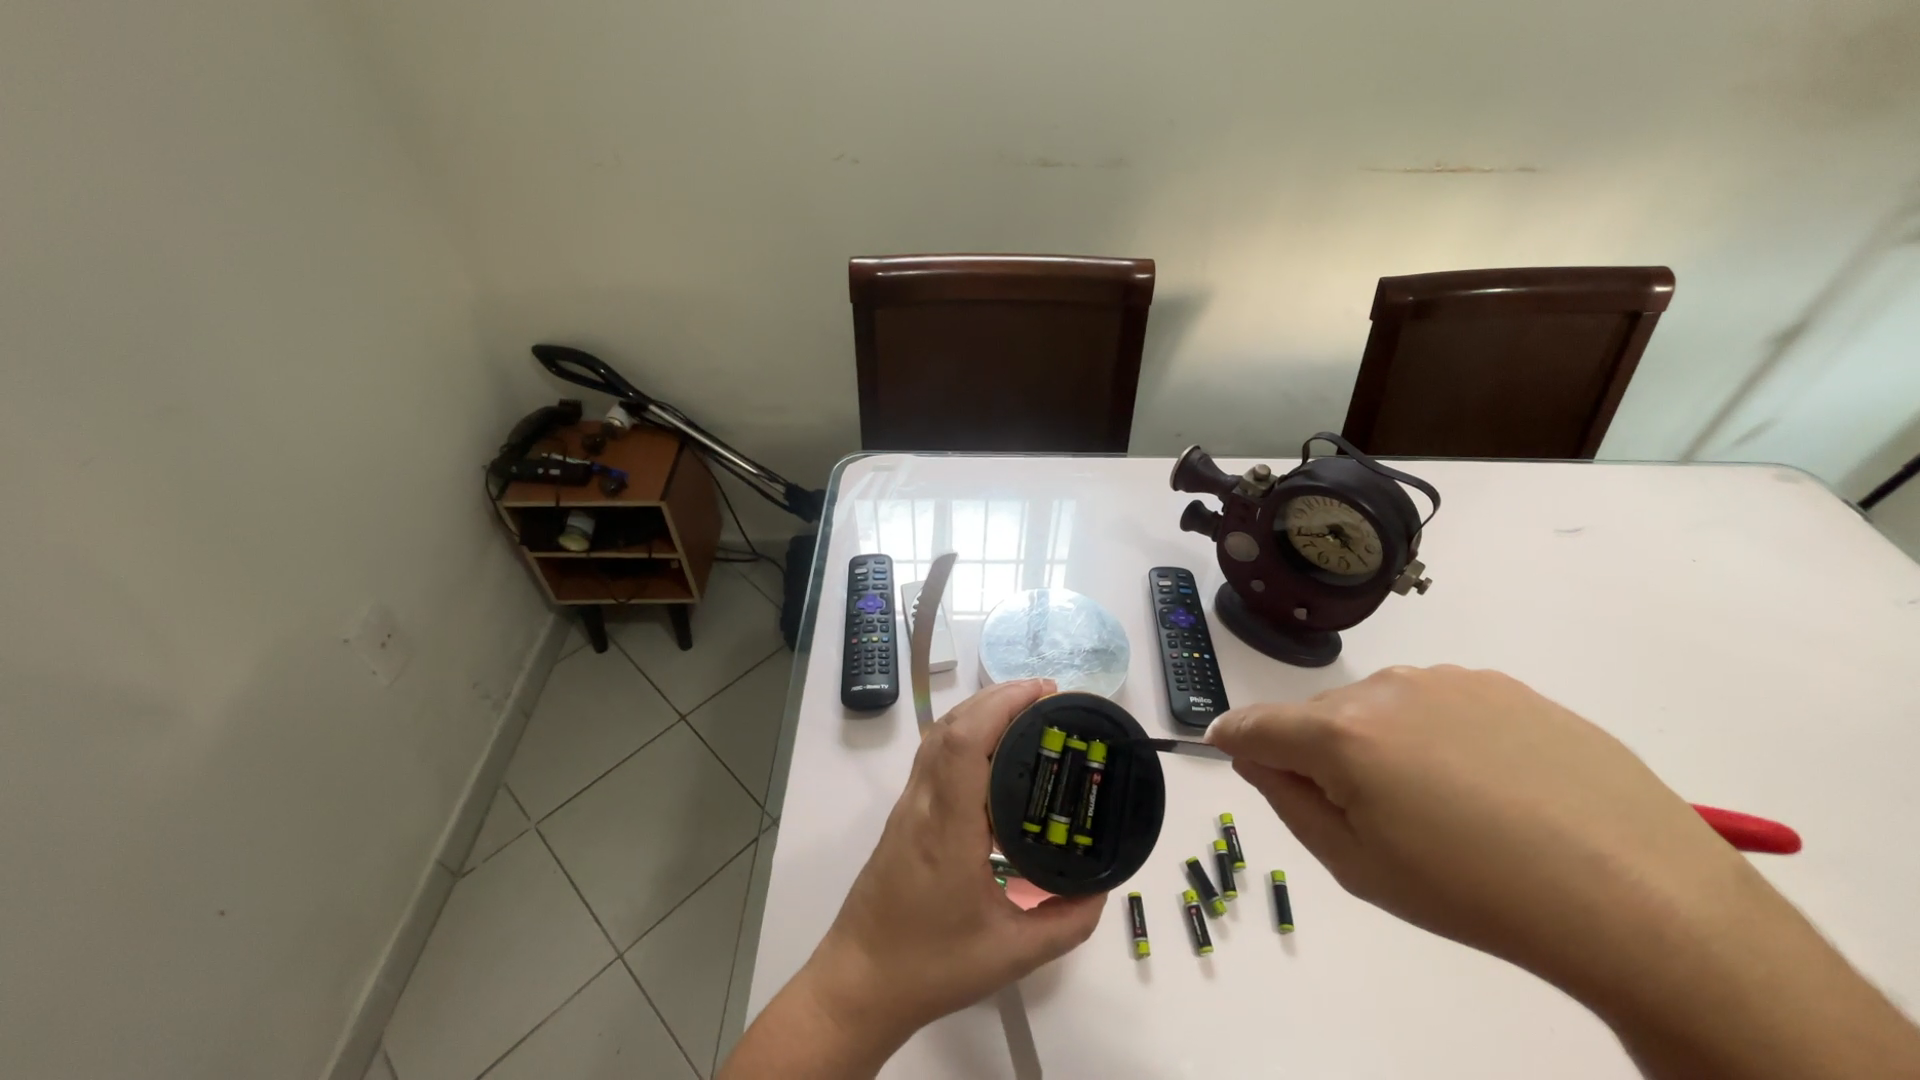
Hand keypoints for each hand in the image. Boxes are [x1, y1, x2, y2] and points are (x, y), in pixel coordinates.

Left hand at [805, 679, 1105, 1043]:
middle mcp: (923, 806)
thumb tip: (1101, 889)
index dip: (1003, 704)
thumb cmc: (930, 967)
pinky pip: (932, 759)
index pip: (965, 743)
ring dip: (978, 712)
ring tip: (1026, 715)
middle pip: (951, 726)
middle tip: (1048, 698)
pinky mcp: (903, 819)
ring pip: (936, 738)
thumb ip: (1066, 922)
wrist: (858, 984)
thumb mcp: (1012, 954)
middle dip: (998, 697)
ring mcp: (907, 809)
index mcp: (948, 830)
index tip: (1045, 694)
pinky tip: (994, 755)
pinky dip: (964, 736)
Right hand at [1203, 665, 1753, 988]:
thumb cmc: (1476, 894)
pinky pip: (1439, 703)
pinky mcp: (1508, 685)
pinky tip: (1487, 784)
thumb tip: (1258, 756)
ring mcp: (1452, 680)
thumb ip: (1289, 801)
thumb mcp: (1358, 866)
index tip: (1227, 750)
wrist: (1639, 896)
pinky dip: (1436, 734)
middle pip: (1320, 715)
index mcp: (1342, 734)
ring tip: (1440, 804)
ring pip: (1380, 705)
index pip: (1256, 724)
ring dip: (1380, 741)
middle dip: (1319, 753)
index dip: (1233, 739)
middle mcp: (1388, 687)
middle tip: (1368, 816)